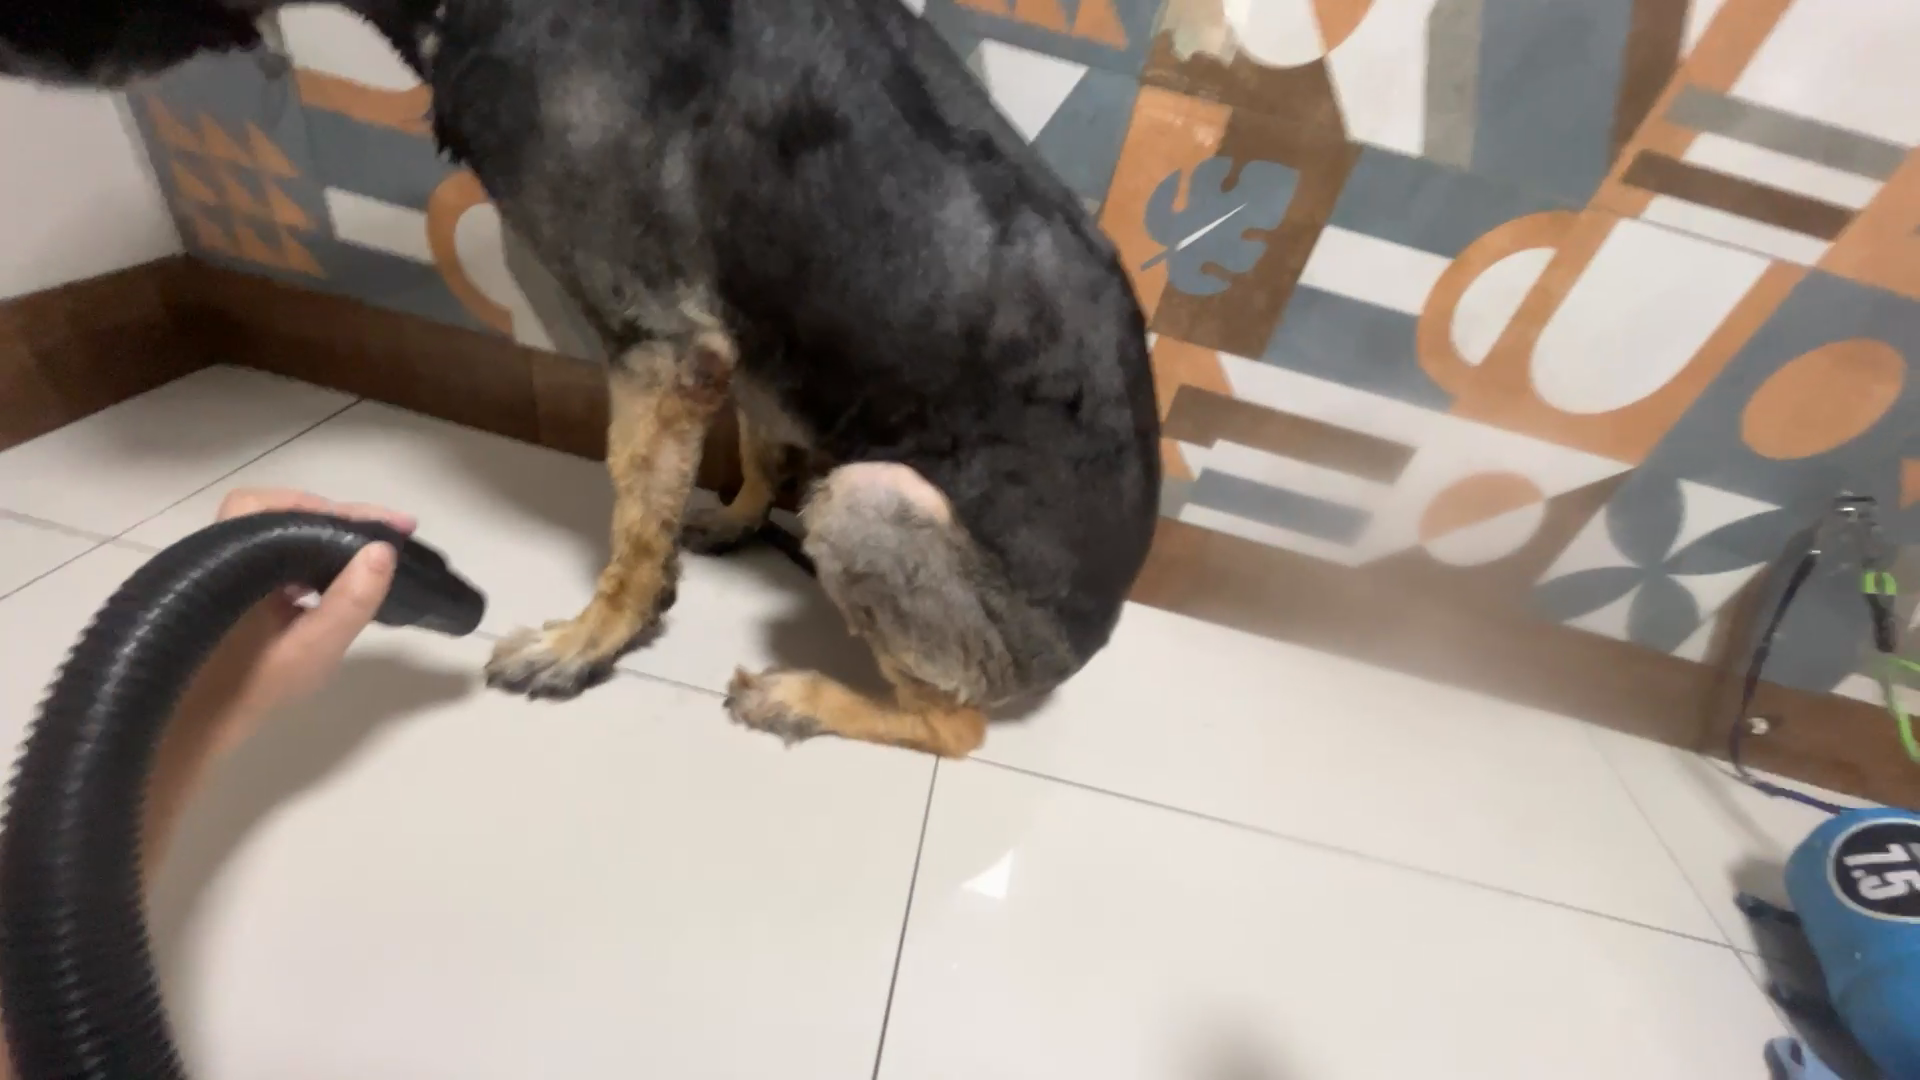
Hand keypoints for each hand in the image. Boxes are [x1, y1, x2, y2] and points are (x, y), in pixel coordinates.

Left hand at [173, 488, 416, 757]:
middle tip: (389, 537)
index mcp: (230, 562)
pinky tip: (340, 580)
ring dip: (328, 539)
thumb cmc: (252, 689)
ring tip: (374, 555)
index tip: (388, 525)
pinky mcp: (231, 594)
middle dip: (339, 520)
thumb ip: (352, 600)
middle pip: (279, 515)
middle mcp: (218, 558)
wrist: (187, 732)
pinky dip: (313, 558)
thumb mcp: (314, 648)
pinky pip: (274, 559)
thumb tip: (384, 550)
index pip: (274, 507)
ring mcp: (221, 577)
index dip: (332, 507)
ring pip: (278, 536)